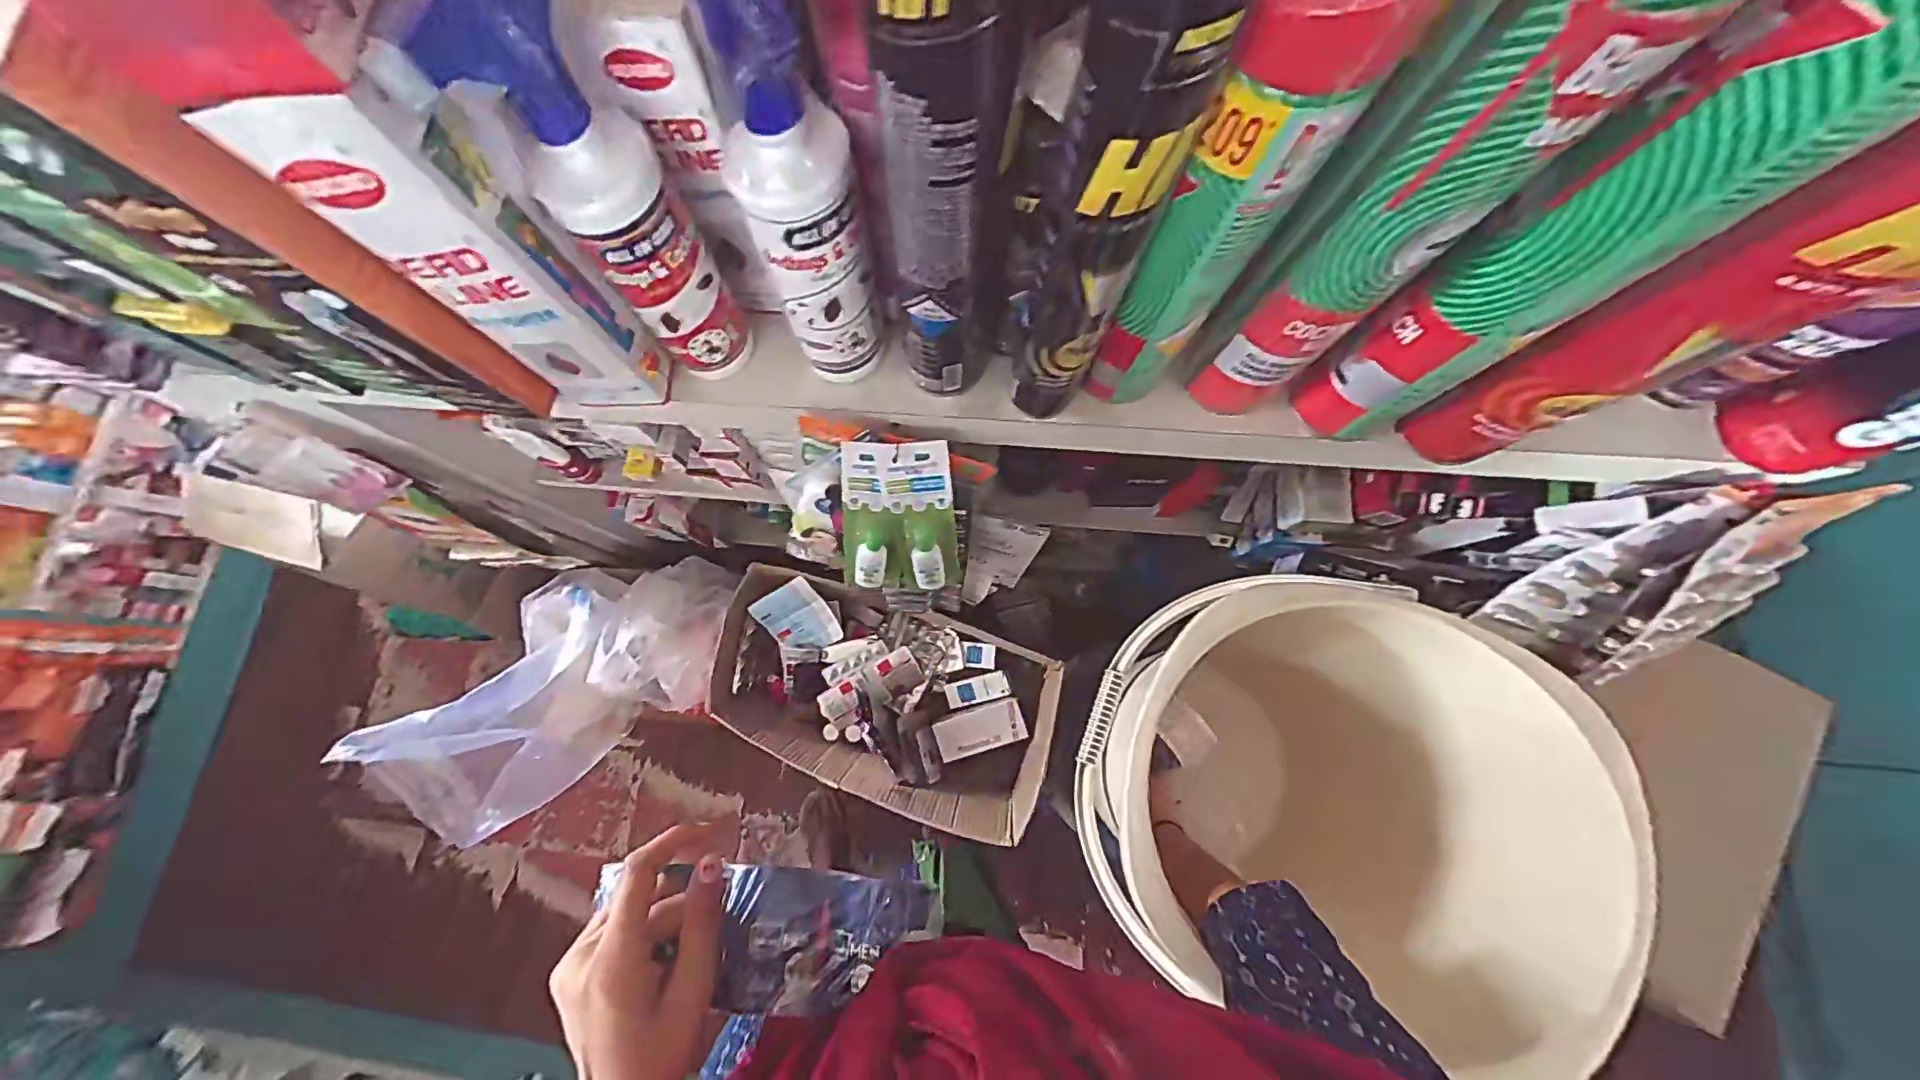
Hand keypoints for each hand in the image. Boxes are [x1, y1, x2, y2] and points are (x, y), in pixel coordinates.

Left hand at [550, 823, 729, 1079]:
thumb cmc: (663, 1055)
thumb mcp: (695, 989)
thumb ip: (704, 923)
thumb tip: (712, 863)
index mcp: (610, 961)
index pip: (638, 874)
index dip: (674, 841)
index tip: (709, 832)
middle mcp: (579, 955)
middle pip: (641, 897)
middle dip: (683, 902)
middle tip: (713, 929)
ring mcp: (568, 965)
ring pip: (629, 911)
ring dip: (664, 918)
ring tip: (686, 954)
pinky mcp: (567, 973)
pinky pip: (614, 929)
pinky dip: (644, 932)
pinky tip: (661, 961)